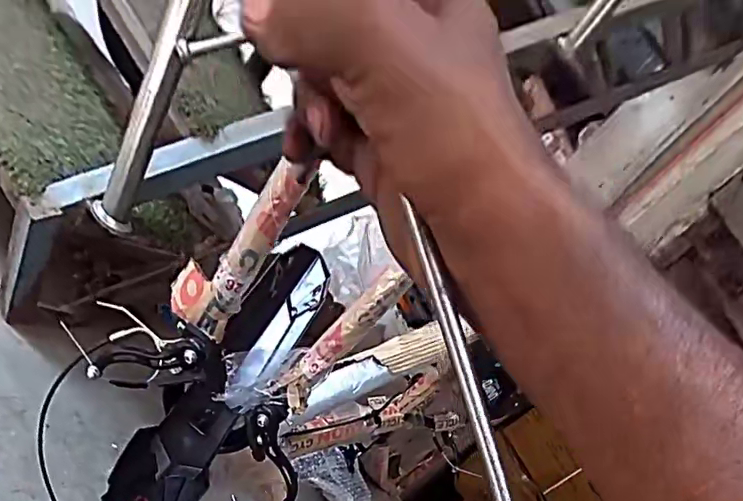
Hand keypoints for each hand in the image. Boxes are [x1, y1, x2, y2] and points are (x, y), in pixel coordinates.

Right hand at [240, 0, 553, 229]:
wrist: (481, 235)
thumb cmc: (469, 147)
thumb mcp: (386, 50)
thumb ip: (320, 18)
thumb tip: (261, 14)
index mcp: (429, 4)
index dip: (315, 8)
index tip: (282, 17)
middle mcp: (411, 53)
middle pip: (331, 30)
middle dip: (308, 53)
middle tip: (312, 75)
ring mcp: (394, 109)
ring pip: (327, 84)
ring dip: (307, 102)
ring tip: (318, 124)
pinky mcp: (381, 157)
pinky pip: (331, 134)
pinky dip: (312, 139)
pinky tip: (309, 147)